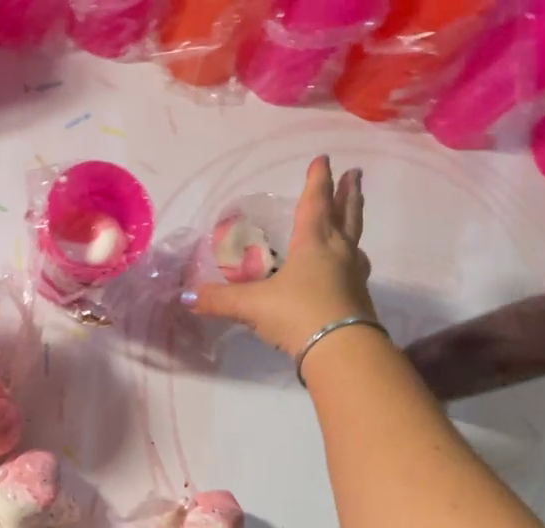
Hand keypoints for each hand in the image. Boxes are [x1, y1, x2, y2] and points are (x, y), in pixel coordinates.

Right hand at [190, 156, 374, 361]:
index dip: (317, 181)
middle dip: (347, 194)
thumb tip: (187, 296)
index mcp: (314, 243)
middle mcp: (338, 252)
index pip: (315, 204)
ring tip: (352, 218)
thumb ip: (220, 299)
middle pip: (345, 215)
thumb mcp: (252, 305)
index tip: (323, 159)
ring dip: (353, 224)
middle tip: (355, 174)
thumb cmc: (297, 313)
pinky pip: (355, 269)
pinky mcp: (358, 299)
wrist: (339, 349)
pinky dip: (352, 260)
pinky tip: (348, 267)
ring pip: (355, 241)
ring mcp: (352, 276)